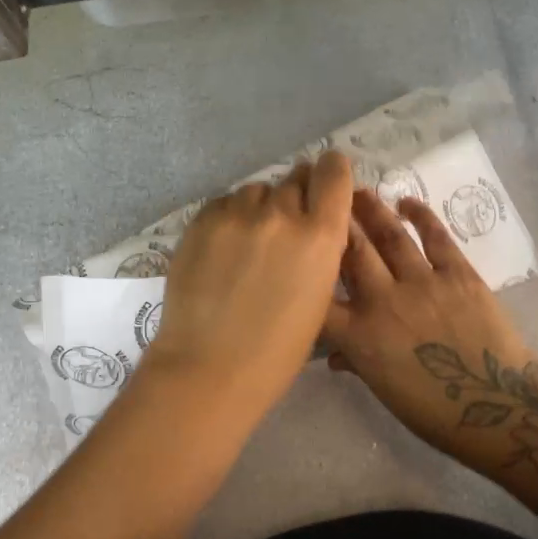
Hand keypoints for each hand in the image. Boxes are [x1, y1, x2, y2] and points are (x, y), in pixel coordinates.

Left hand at [144, 153, 355, 418]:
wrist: (209, 367)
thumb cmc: (276, 351)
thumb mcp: (319, 297)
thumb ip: (320, 250)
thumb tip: (313, 224)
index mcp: (320, 236)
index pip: (334, 172)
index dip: (332, 171)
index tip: (326, 179)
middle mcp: (282, 213)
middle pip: (295, 178)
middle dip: (296, 195)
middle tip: (285, 226)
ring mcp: (238, 213)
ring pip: (257, 191)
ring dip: (260, 208)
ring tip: (248, 243)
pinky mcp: (203, 219)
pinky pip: (225, 203)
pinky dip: (230, 218)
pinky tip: (223, 250)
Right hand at [322, 192, 537, 470]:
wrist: (500, 406)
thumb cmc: (435, 410)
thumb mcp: (383, 390)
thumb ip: (356, 361)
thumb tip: (336, 354)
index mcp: (359, 336)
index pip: (318, 298)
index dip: (306, 269)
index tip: (299, 249)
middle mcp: (383, 301)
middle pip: (351, 252)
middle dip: (336, 223)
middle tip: (326, 203)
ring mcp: (422, 283)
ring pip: (389, 236)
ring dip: (371, 210)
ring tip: (358, 192)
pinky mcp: (457, 273)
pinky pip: (435, 236)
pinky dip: (420, 215)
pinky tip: (407, 202)